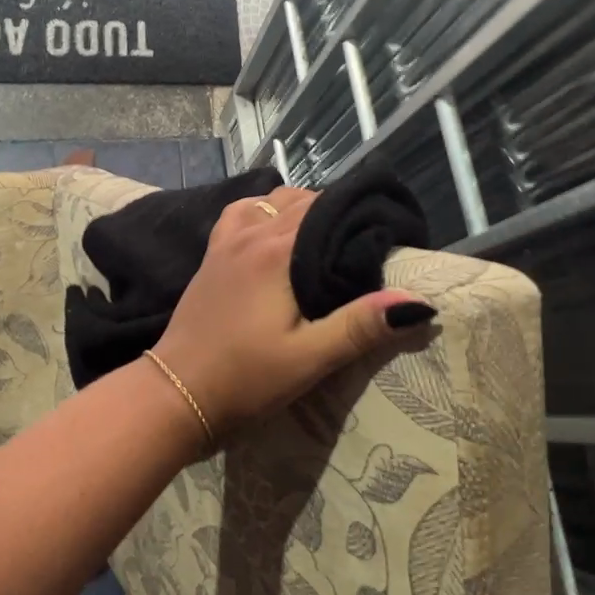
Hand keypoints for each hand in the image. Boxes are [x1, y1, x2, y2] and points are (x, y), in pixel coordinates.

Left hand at [149, 186, 435, 438]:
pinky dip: (262, 212)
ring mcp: (225, 242)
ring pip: (270, 201)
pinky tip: (273, 236)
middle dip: (334, 213)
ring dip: (299, 210)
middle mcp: (250, 234)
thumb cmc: (246, 379)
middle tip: (360, 246)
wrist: (176, 393)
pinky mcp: (210, 257)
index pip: (326, 207)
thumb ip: (360, 326)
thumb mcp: (309, 359)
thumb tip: (417, 302)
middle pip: (301, 200)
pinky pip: (241, 214)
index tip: (383, 238)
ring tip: (322, 241)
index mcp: (276, 251)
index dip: (357, 215)